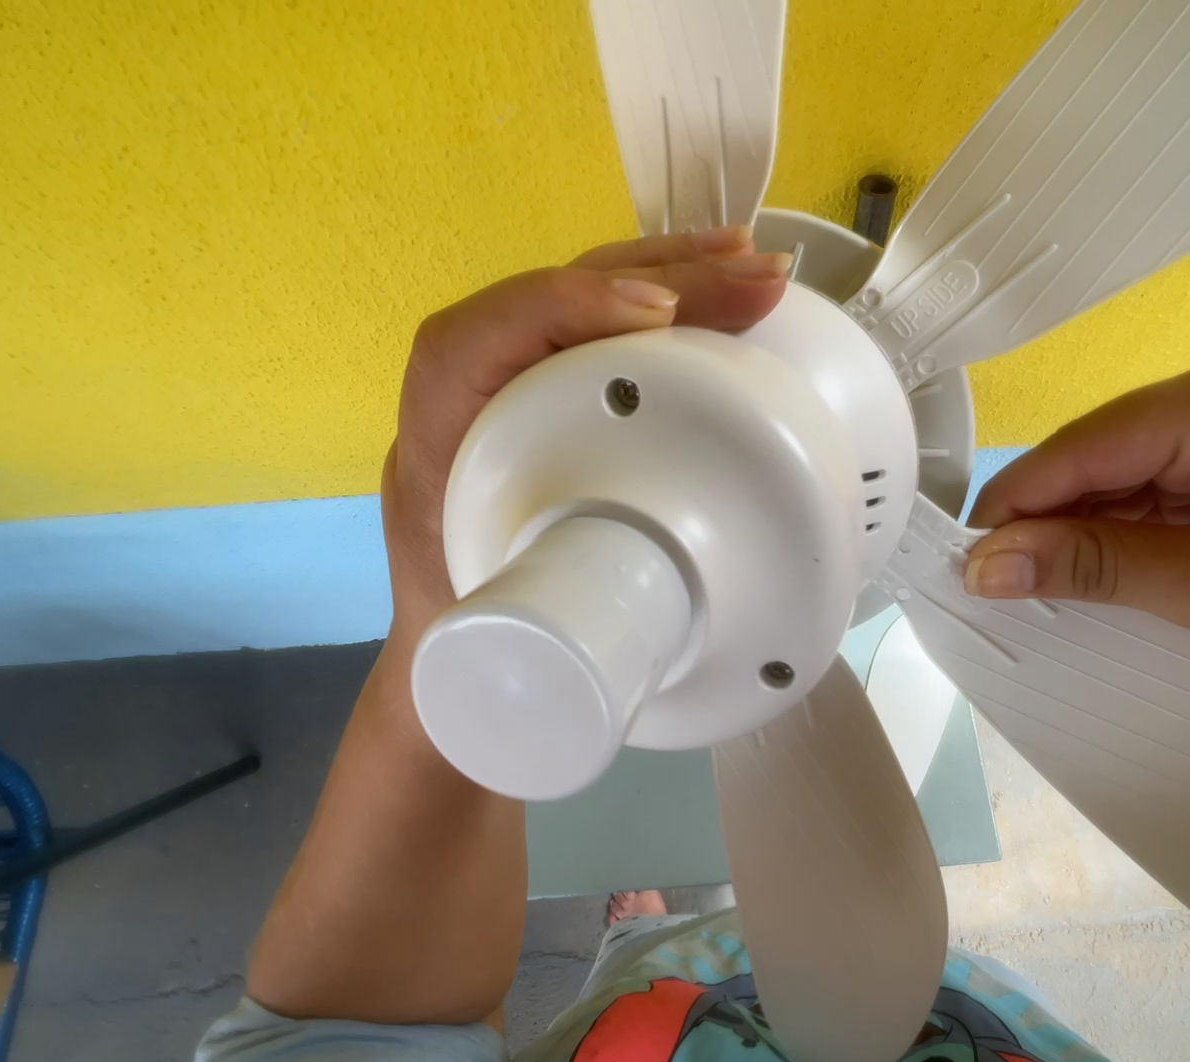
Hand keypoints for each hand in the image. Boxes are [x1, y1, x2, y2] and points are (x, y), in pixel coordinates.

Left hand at [250, 232, 790, 1027]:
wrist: (449, 667)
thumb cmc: (472, 665)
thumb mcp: (508, 648)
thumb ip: (557, 629)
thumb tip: (657, 606)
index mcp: (437, 457)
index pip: (466, 346)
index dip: (554, 312)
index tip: (653, 321)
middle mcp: (467, 412)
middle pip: (545, 303)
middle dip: (655, 278)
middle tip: (752, 279)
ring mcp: (509, 401)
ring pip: (579, 304)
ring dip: (670, 274)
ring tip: (751, 267)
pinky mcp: (550, 404)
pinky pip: (602, 334)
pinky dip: (665, 306)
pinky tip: (719, 301)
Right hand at [961, 337, 1189, 711]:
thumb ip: (1091, 564)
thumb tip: (980, 565)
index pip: (1088, 442)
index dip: (1016, 502)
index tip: (962, 559)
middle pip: (1106, 452)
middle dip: (1056, 519)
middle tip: (1005, 585)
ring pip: (1134, 472)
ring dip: (1095, 529)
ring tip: (1055, 587)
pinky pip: (1172, 485)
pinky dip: (1137, 531)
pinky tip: (1118, 569)